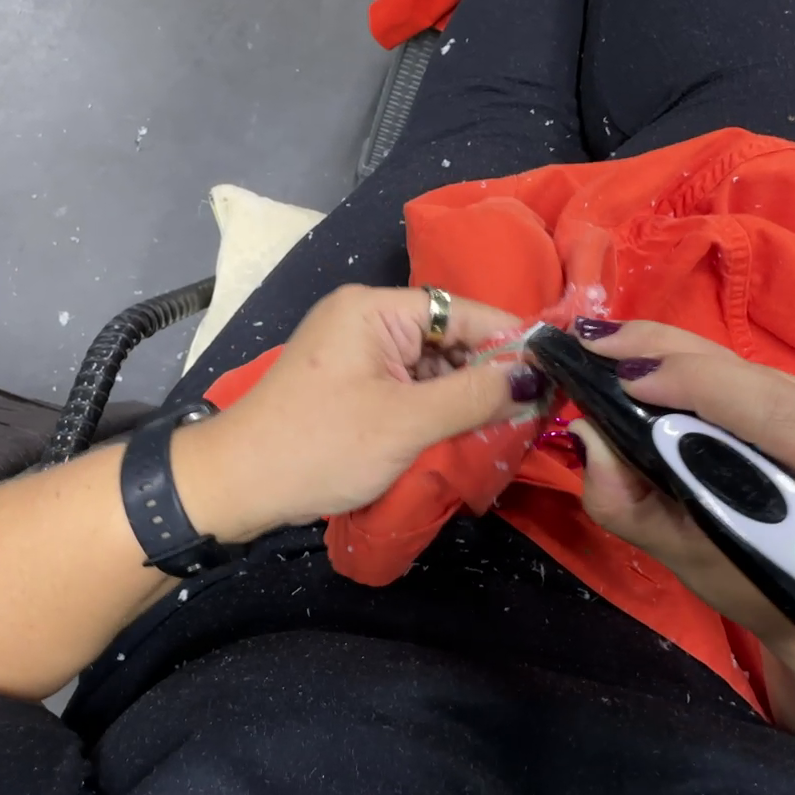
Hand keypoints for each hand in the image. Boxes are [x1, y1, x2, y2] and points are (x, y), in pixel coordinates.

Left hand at [175, 286, 537, 541]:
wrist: (238, 484)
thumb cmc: (321, 447)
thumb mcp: (407, 422)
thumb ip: (475, 395)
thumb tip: (535, 378)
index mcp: (375, 309)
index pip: (461, 311)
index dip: (511, 340)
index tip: (555, 373)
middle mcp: (365, 319)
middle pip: (447, 336)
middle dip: (486, 372)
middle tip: (533, 409)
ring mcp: (354, 352)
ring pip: (429, 364)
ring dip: (461, 394)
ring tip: (504, 425)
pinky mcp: (349, 383)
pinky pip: (405, 384)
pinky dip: (433, 407)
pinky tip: (461, 431)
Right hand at [562, 321, 794, 643]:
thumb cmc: (751, 585)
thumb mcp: (677, 556)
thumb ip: (623, 500)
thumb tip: (586, 431)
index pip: (775, 414)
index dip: (700, 385)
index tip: (626, 379)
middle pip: (754, 376)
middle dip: (667, 353)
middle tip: (592, 341)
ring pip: (746, 367)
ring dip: (673, 355)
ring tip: (610, 349)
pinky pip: (752, 372)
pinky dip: (695, 365)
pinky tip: (652, 363)